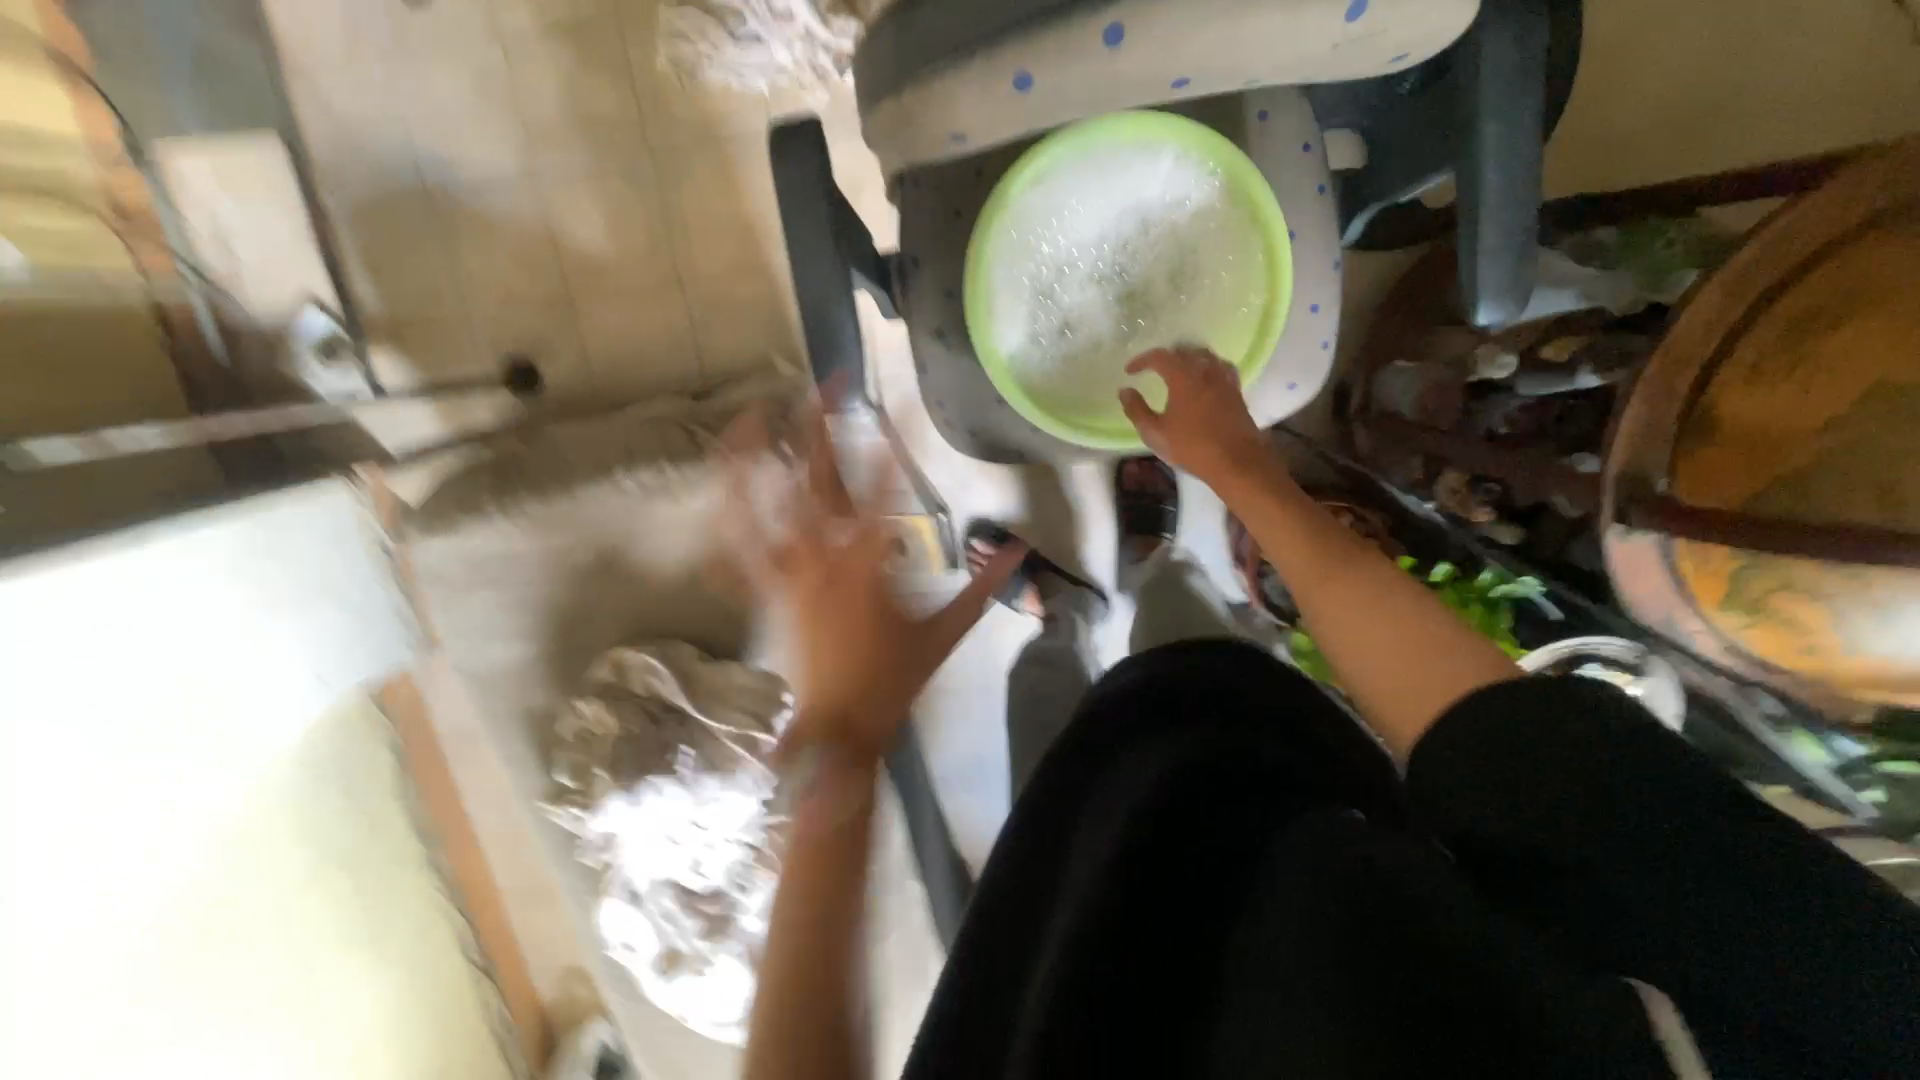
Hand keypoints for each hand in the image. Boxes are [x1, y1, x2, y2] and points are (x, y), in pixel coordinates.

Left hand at [720, 399, 1023, 762]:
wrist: (840, 725)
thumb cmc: (893, 679)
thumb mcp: (946, 632)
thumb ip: (982, 587)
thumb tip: (1022, 548)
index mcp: (869, 567)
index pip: (887, 491)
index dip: (897, 441)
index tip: (902, 402)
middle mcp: (821, 559)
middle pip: (818, 481)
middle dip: (821, 426)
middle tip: (825, 382)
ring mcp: (785, 573)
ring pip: (760, 506)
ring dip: (755, 457)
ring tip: (753, 411)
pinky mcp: (764, 590)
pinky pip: (735, 548)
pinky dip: (725, 514)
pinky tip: (720, 481)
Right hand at [1118, 346, 1281, 488]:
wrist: (1236, 461)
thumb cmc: (1191, 447)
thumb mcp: (1155, 433)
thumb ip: (1136, 410)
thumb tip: (1125, 391)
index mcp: (1183, 377)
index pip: (1160, 357)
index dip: (1142, 360)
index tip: (1130, 371)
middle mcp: (1205, 371)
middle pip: (1185, 351)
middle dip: (1166, 357)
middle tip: (1154, 369)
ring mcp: (1224, 380)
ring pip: (1206, 356)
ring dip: (1190, 358)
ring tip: (1180, 370)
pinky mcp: (1237, 391)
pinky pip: (1223, 368)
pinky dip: (1210, 367)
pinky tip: (1207, 380)